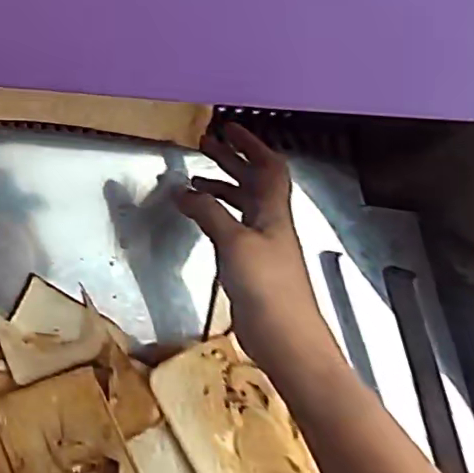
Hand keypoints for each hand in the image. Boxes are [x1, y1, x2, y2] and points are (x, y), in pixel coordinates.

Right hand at [175, 123, 339, 376]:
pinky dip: (213, 212)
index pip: (270, 168)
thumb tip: (184, 191)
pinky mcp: (249, 264)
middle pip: (254, 182)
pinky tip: (197, 215)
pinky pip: (230, 224)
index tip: (230, 128)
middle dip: (232, 159)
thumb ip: (208, 212)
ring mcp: (261, 244)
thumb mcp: (233, 242)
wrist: (289, 344)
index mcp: (273, 213)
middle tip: (206, 142)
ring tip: (194, 177)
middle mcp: (270, 224)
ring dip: (221, 184)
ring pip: (242, 203)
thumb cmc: (268, 288)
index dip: (252, 145)